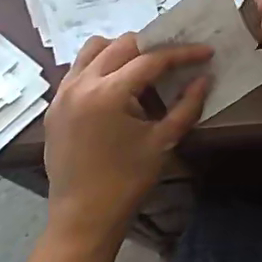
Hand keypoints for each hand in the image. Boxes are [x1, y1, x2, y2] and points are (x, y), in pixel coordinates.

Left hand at [43, 34, 211, 249]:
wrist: (83, 215)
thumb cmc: (127, 181)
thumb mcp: (162, 142)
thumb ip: (186, 106)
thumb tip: (204, 79)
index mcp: (108, 93)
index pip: (151, 59)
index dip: (182, 53)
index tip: (205, 51)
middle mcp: (81, 84)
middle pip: (121, 45)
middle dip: (152, 47)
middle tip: (175, 60)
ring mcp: (63, 93)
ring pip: (93, 50)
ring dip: (121, 51)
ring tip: (142, 69)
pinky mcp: (55, 106)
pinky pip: (78, 70)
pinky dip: (100, 68)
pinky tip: (117, 88)